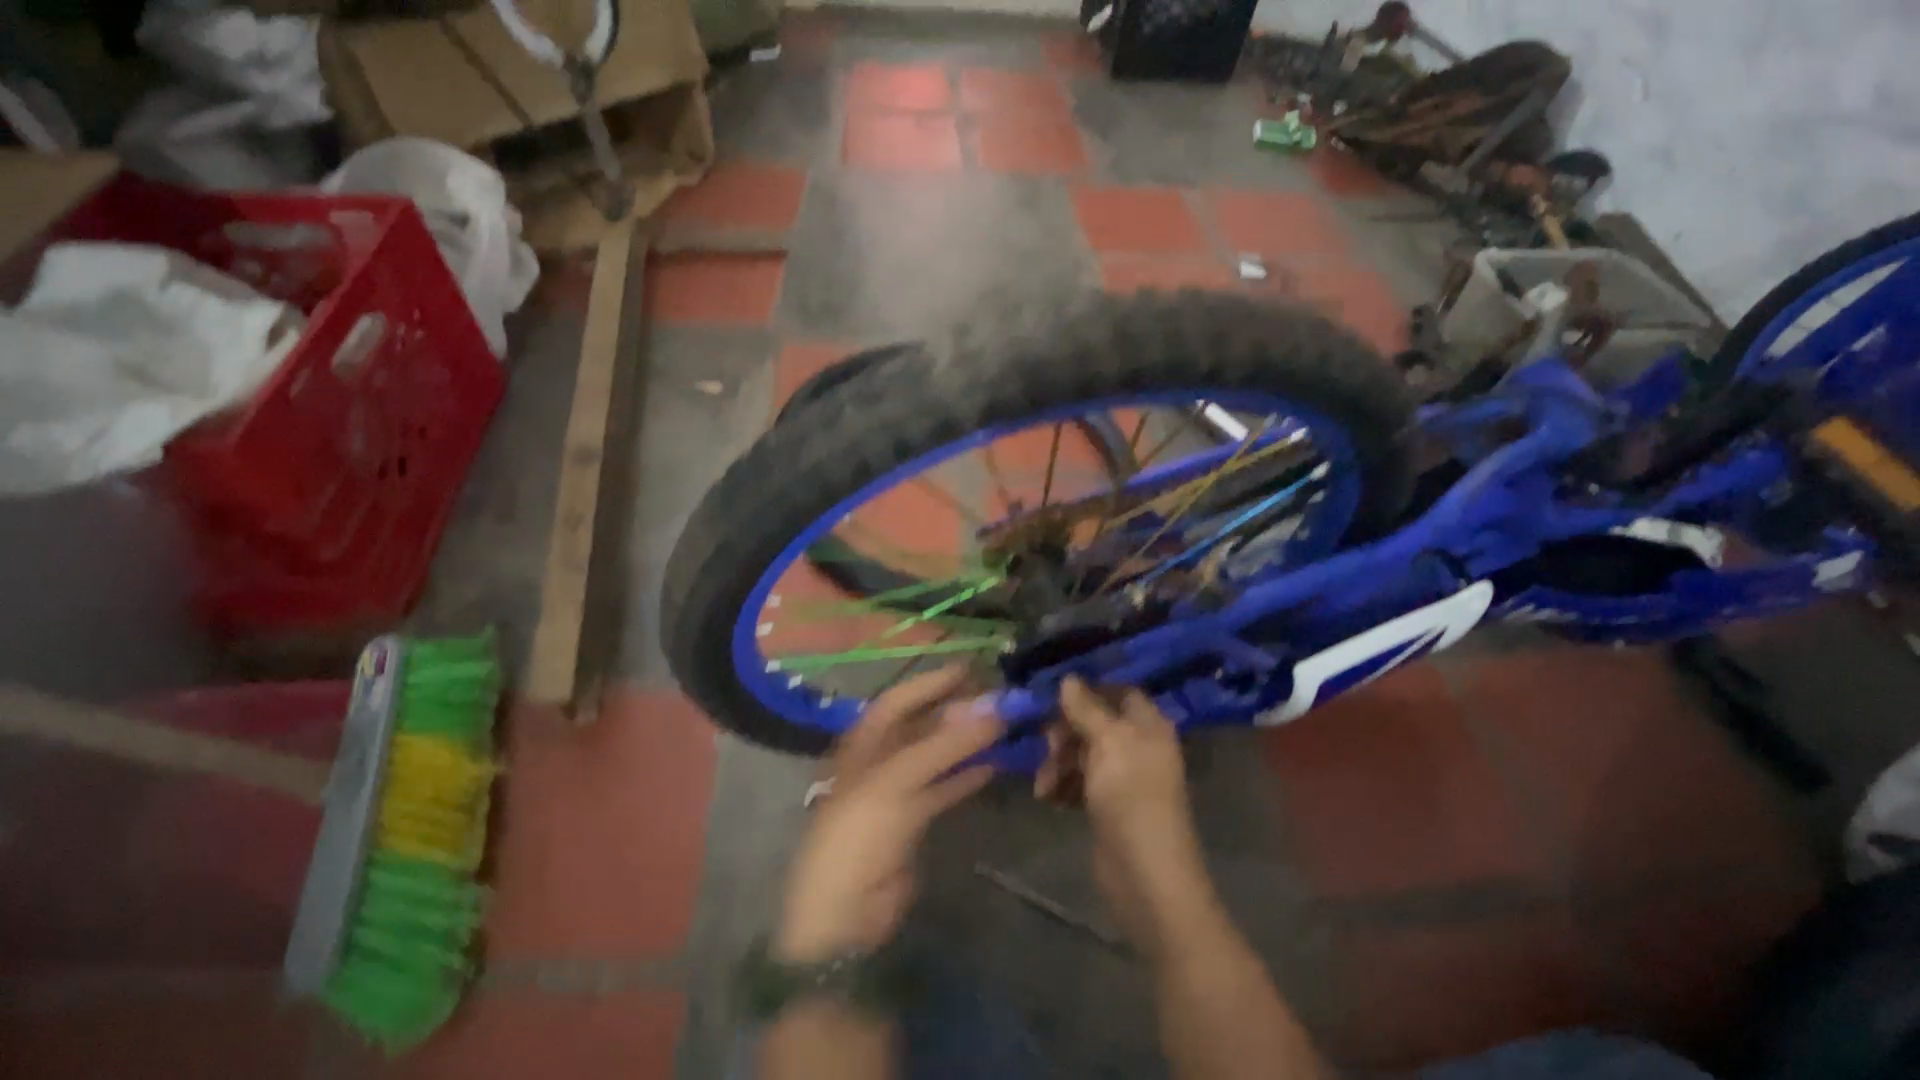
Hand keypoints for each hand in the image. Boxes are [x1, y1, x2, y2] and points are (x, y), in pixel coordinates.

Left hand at [775, 667, 999, 961]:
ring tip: (1006, 729)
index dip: (931, 683)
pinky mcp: (911, 823)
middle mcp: (877, 761)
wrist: (843, 913)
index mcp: (860, 744)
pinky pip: (943, 789)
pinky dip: (967, 776)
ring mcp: (894, 793)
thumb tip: (995, 710)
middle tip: (1000, 701)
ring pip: (936, 758)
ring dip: (967, 744)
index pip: (898, 700)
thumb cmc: (859, 835)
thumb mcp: (897, 782)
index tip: (972, 669)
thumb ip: (946, 745)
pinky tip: (996, 766)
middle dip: (957, 713)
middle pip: (920, 727)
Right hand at [1035, 677, 1207, 943]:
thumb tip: (1068, 678)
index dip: (1086, 690)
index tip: (1049, 696)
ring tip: (1044, 787)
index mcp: (1149, 725)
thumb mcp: (1108, 744)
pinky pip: (1079, 782)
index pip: (1117, 690)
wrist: (1145, 876)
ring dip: (1058, 763)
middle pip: (1094, 722)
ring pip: (1082, 753)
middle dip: (1064, 733)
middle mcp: (1139, 746)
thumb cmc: (1131, 799)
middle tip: (1046, 751)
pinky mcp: (1108, 806)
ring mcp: (1124, 778)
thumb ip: (1087, 709)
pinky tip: (1048, 799)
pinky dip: (1062, 785)